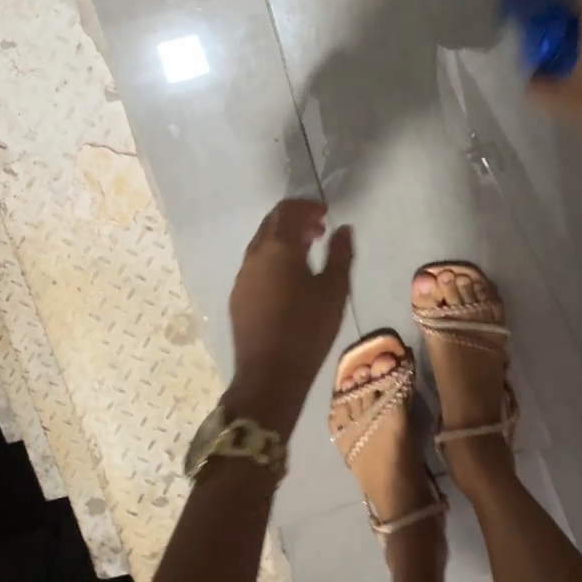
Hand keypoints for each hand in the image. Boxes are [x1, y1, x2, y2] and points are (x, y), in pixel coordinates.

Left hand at [223, 199, 352, 436]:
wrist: (269, 375)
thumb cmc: (308, 328)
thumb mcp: (335, 289)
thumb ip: (340, 253)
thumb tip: (343, 228)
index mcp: (278, 247)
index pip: (287, 210)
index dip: (307, 206)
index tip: (326, 214)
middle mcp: (255, 255)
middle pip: (272, 223)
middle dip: (295, 220)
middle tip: (320, 231)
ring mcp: (242, 276)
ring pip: (262, 244)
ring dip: (283, 240)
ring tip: (307, 254)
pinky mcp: (237, 297)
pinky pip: (256, 264)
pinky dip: (273, 259)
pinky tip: (288, 280)